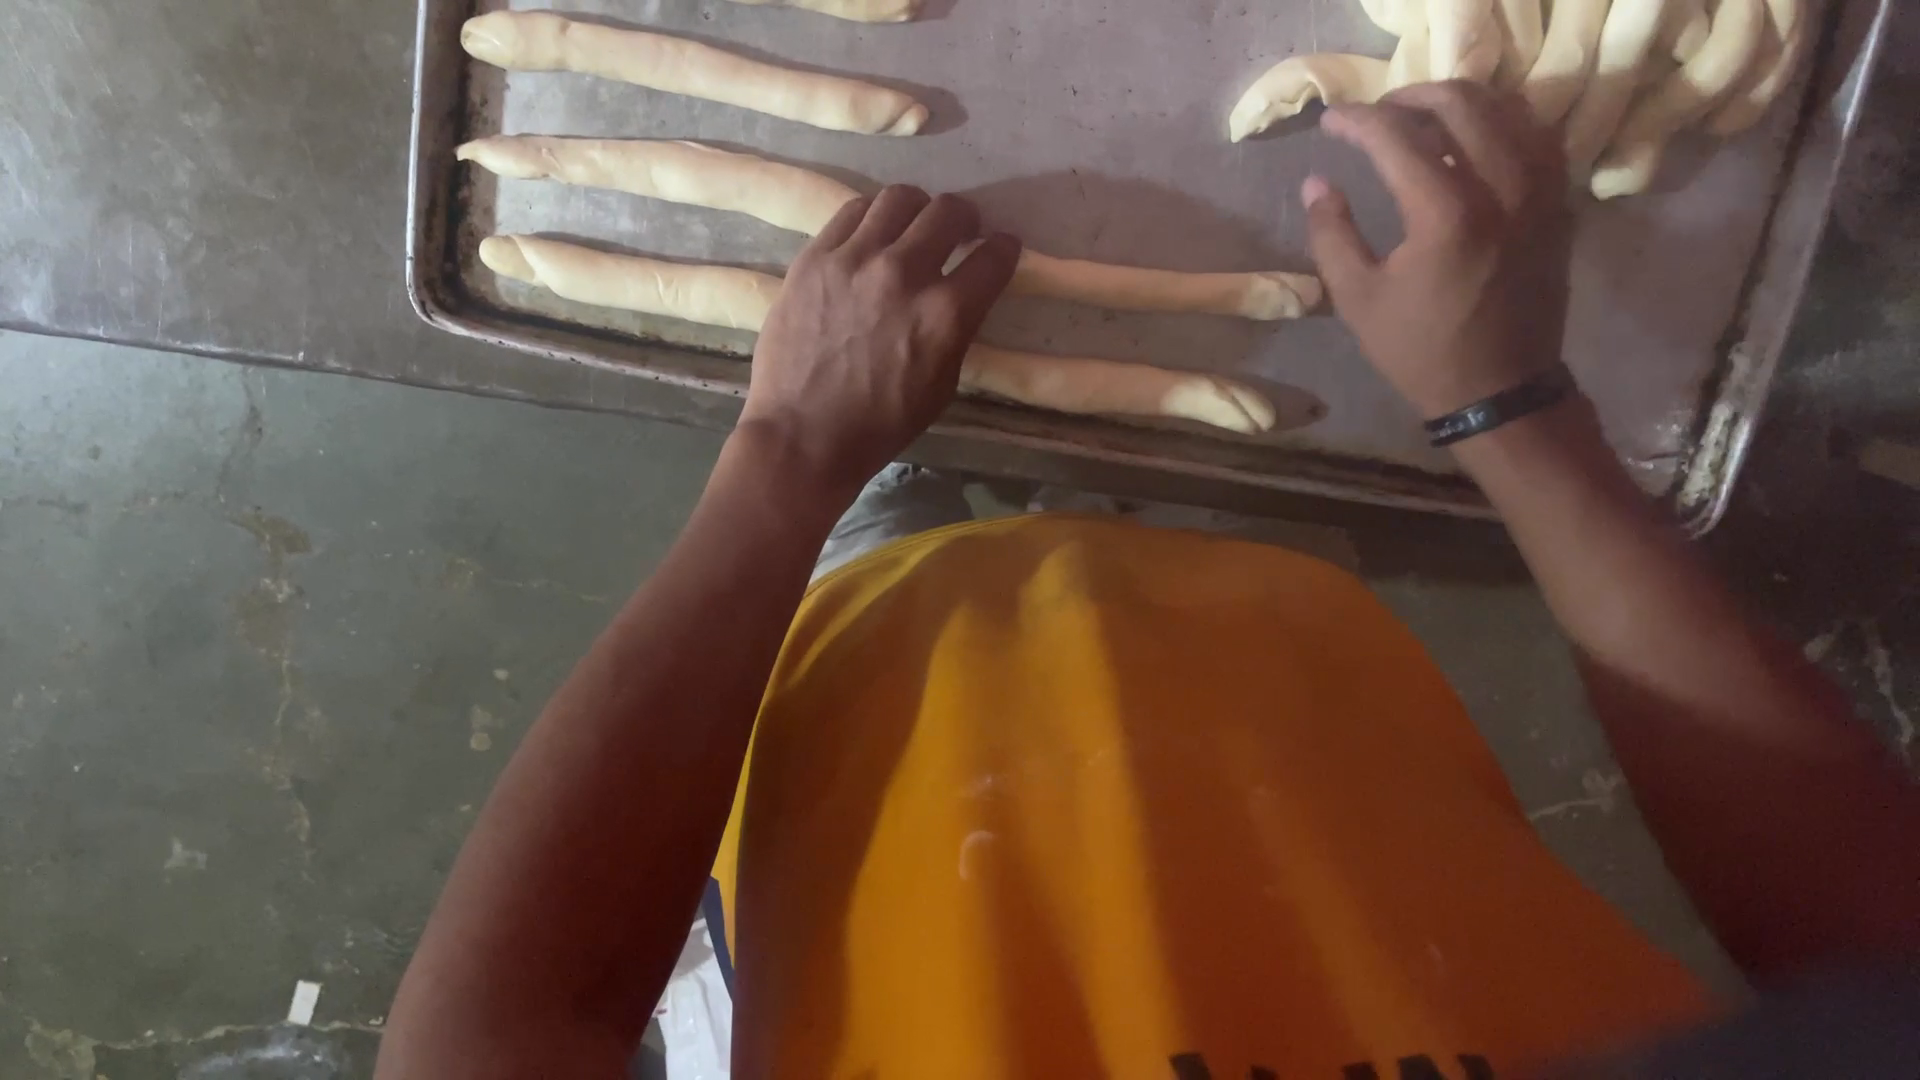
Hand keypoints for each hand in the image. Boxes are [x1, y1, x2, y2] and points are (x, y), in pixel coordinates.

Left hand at [737, 185, 1020, 501]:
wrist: (803, 434)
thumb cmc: (880, 426)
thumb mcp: (941, 387)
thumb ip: (956, 333)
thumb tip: (960, 299)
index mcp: (945, 315)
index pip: (994, 258)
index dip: (1004, 250)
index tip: (1000, 249)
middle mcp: (905, 274)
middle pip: (949, 213)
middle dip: (966, 218)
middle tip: (961, 230)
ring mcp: (855, 259)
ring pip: (900, 199)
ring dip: (918, 209)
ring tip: (913, 226)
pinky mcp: (815, 257)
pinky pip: (852, 212)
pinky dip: (873, 217)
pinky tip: (873, 235)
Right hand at [1302, 81, 1572, 419]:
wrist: (1497, 387)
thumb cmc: (1418, 349)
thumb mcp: (1357, 299)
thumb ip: (1332, 235)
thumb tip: (1316, 183)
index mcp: (1445, 214)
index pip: (1398, 138)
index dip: (1358, 121)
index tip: (1329, 122)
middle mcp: (1502, 186)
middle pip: (1461, 103)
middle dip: (1410, 96)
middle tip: (1376, 112)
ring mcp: (1541, 189)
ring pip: (1507, 108)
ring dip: (1459, 101)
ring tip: (1421, 116)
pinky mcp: (1558, 201)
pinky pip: (1536, 134)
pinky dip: (1500, 121)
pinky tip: (1472, 137)